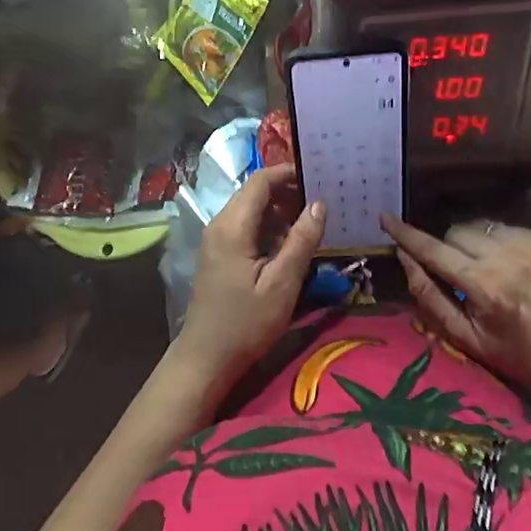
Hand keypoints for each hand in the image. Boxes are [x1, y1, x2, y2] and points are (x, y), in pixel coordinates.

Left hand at [177, 165, 325, 379]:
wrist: (207, 357)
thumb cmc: (246, 323)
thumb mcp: (282, 284)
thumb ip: (301, 241)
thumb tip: (319, 204)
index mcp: (232, 226)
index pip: (260, 181)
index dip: (289, 173)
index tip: (320, 174)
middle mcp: (220, 224)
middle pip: (255, 192)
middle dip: (288, 191)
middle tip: (324, 198)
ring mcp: (217, 239)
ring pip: (251, 209)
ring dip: (281, 210)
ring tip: (315, 217)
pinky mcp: (220, 253)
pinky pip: (247, 227)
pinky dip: (270, 226)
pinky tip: (294, 240)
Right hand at [384, 215, 530, 404]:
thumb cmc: (518, 356)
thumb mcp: (465, 337)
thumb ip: (429, 297)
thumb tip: (404, 259)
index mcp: (484, 286)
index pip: (434, 251)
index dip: (406, 234)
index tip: (385, 218)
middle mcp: (508, 258)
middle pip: (455, 232)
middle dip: (446, 248)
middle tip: (455, 274)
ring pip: (480, 226)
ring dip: (471, 243)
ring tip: (483, 269)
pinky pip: (506, 229)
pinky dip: (497, 243)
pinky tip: (510, 267)